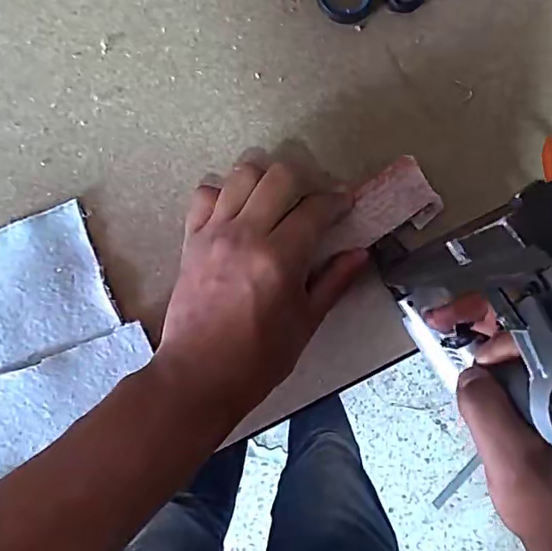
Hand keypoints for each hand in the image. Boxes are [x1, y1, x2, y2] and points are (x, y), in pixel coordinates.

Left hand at [157, 160, 368, 418]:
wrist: (200, 375)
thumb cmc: (260, 356)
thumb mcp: (307, 321)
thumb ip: (334, 281)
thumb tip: (359, 254)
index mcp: (280, 258)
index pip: (315, 208)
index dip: (337, 201)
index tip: (346, 204)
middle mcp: (246, 236)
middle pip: (278, 177)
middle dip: (305, 180)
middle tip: (314, 201)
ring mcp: (214, 234)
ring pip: (241, 175)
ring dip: (266, 179)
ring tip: (279, 199)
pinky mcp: (191, 240)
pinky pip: (206, 195)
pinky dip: (226, 193)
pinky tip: (240, 212)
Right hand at [446, 305, 551, 550]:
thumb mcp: (511, 461)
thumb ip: (486, 412)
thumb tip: (469, 374)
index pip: (545, 334)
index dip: (502, 333)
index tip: (471, 352)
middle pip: (536, 330)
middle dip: (489, 326)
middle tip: (446, 324)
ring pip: (531, 348)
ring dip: (491, 345)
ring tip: (454, 345)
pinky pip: (529, 372)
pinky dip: (499, 371)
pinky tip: (475, 378)